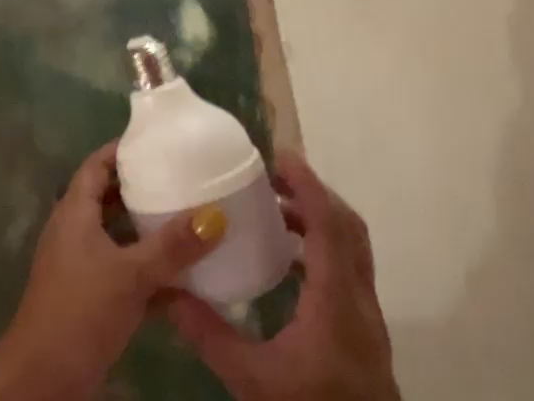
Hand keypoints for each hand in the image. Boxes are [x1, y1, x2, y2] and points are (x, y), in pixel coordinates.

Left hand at [0, 142, 227, 399]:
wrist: (47, 371)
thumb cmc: (82, 307)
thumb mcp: (131, 273)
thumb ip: (172, 245)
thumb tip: (214, 214)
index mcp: (74, 213)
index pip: (95, 166)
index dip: (120, 151)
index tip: (155, 141)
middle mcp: (75, 232)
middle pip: (108, 199)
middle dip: (141, 189)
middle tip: (182, 179)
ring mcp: (82, 265)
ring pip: (119, 237)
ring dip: (149, 231)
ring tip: (190, 220)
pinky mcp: (92, 296)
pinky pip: (125, 272)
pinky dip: (151, 270)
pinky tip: (188, 277)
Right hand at [165, 151, 400, 400]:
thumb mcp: (251, 379)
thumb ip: (208, 333)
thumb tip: (165, 289)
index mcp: (336, 301)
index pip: (330, 226)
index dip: (307, 185)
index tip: (278, 155)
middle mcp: (360, 300)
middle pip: (348, 228)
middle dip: (312, 194)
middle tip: (269, 177)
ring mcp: (367, 316)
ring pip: (352, 249)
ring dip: (317, 220)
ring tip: (271, 211)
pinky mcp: (364, 330)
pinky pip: (347, 270)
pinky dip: (320, 248)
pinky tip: (284, 262)